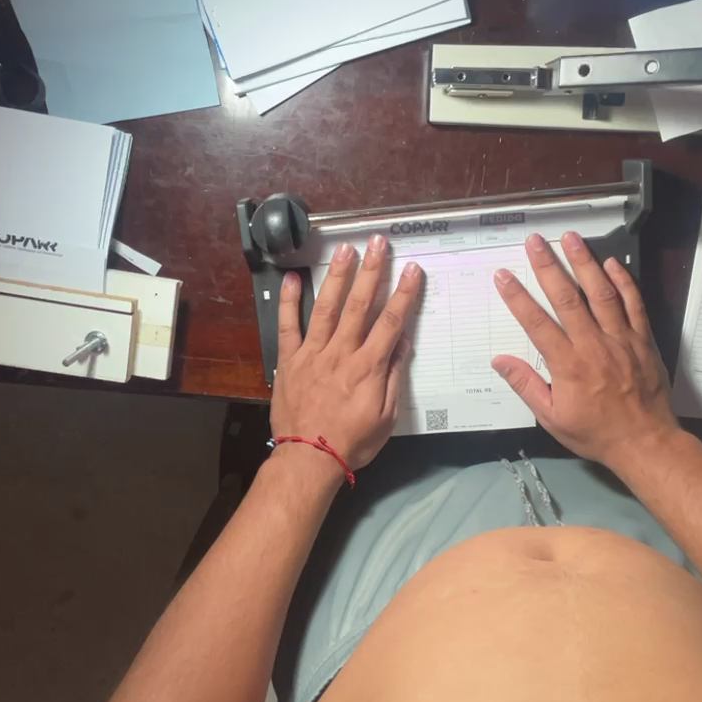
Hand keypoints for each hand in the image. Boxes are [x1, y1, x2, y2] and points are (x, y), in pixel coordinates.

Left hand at [272, 235, 423, 470]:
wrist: (308, 458)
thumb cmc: (353, 441)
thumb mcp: (386, 417)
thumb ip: (394, 377)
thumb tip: (401, 343)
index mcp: (368, 367)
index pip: (391, 322)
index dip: (404, 294)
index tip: (413, 270)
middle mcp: (341, 353)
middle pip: (360, 305)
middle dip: (372, 271)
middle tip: (378, 243)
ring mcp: (313, 354)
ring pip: (327, 307)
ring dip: (338, 276)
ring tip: (346, 250)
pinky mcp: (289, 360)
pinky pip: (288, 326)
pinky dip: (290, 301)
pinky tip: (294, 278)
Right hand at [491, 232, 686, 474]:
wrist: (646, 442)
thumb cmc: (595, 432)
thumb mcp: (552, 417)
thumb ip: (526, 385)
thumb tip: (500, 360)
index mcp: (568, 364)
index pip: (536, 323)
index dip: (517, 297)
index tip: (503, 276)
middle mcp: (593, 345)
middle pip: (567, 298)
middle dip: (548, 266)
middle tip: (535, 241)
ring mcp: (621, 339)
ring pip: (601, 293)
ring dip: (584, 263)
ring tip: (571, 239)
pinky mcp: (642, 339)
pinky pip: (633, 304)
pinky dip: (623, 281)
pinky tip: (611, 263)